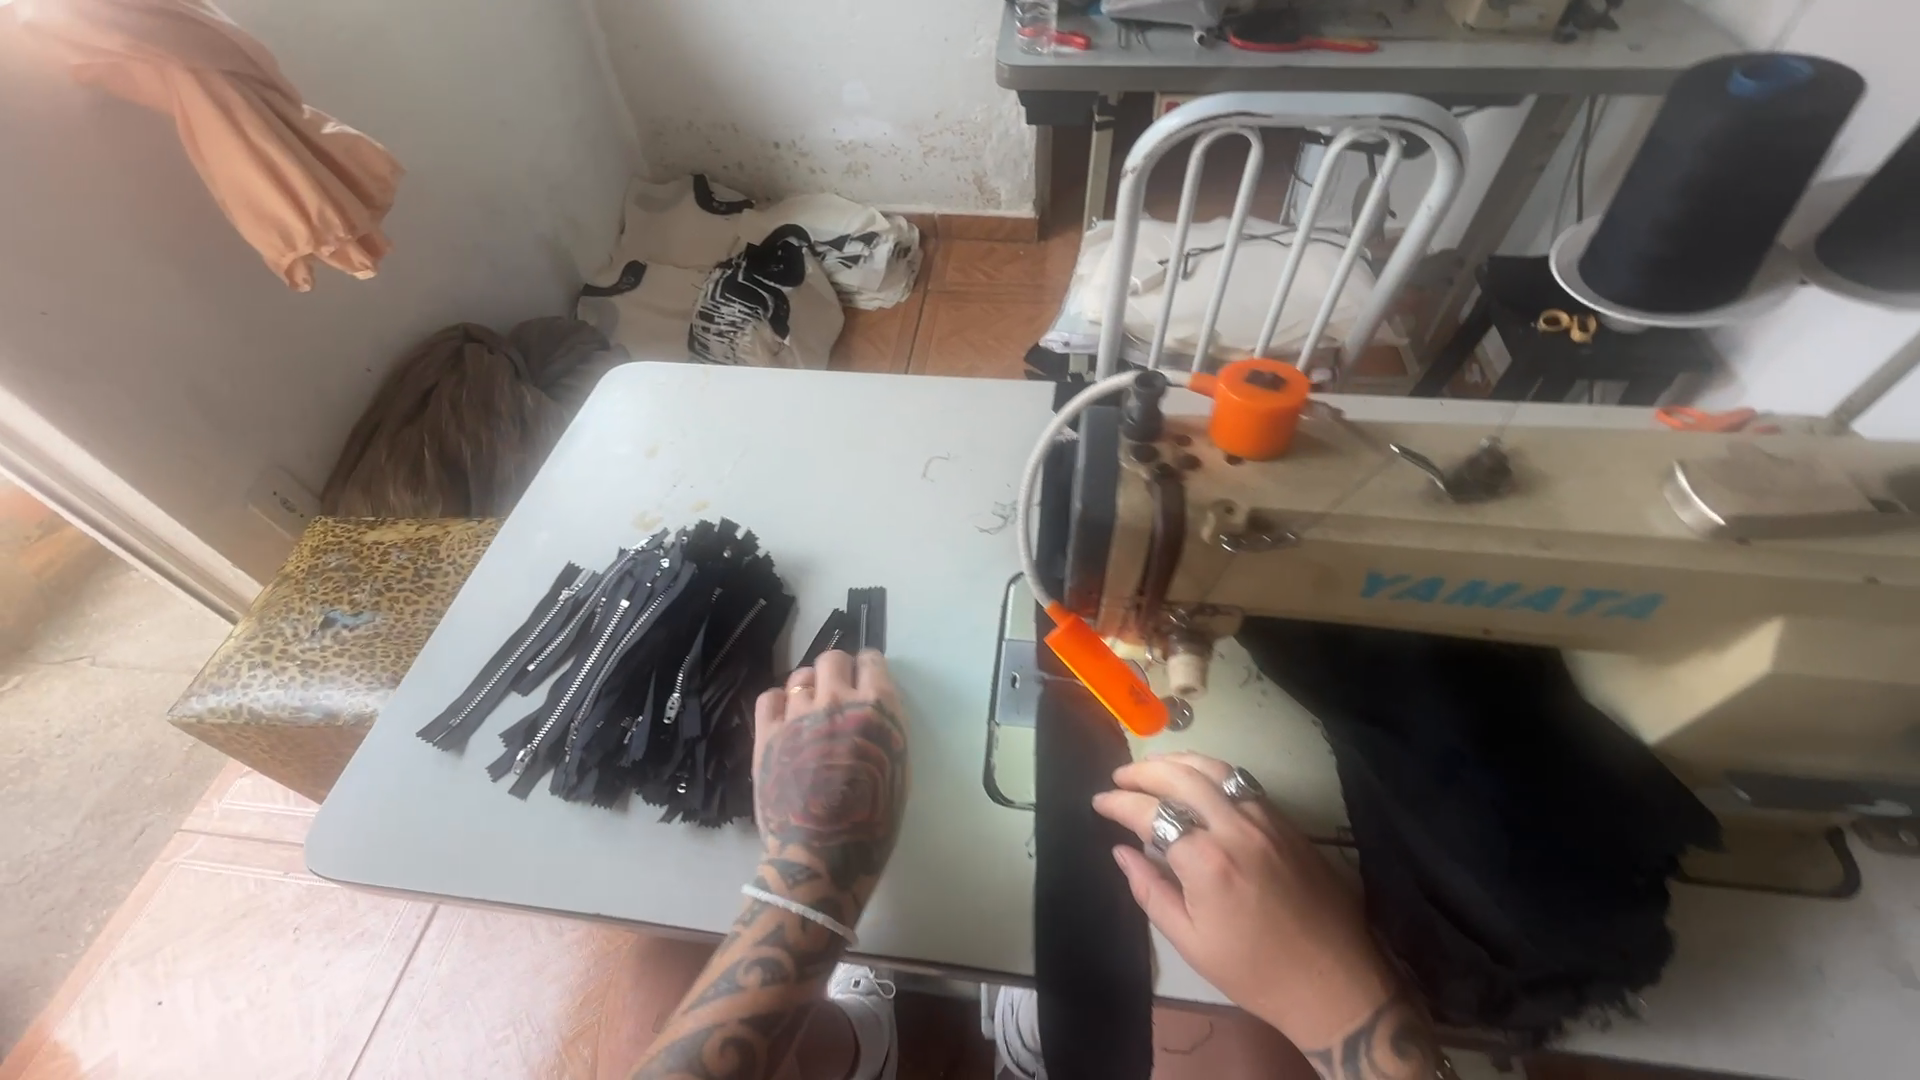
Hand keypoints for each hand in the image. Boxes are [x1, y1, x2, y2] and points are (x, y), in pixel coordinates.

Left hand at [751, 650, 908, 915]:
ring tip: (809, 714)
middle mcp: (837, 699)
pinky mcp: (767, 732)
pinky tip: (785, 723)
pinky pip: (769, 697)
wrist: (821, 854)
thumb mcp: (900, 768)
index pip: (871, 660)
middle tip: (837, 696)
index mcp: (877, 708)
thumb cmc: (872, 821)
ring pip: (800, 676)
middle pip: (832, 659)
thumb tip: (873, 707)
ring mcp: (798, 714)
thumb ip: (887, 727)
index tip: (866, 680)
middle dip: (837, 672)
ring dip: (808, 689)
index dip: (868, 669)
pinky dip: (779, 704)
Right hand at [1092, 752, 1402, 1053]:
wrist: (1336, 984)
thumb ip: (1149, 890)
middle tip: (1119, 778)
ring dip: (1177, 761)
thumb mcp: (1190, 942)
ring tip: (1153, 768)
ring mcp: (1265, 819)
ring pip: (1214, 768)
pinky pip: (1241, 781)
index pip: (1150, 812)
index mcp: (1206, 862)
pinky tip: (1197, 781)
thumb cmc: (1255, 972)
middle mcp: (1235, 827)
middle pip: (1180, 776)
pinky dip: (1210, 771)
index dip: (1118, 803)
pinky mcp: (1286, 821)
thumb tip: (1121, 851)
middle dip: (1143, 771)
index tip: (1099, 802)